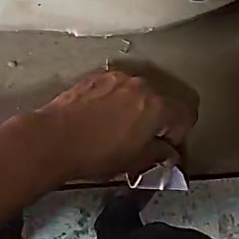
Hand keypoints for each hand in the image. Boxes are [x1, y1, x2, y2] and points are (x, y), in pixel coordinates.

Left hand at [10, 62, 199, 184]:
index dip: (179, 134)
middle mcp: (142, 86)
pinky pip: (117, 88)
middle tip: (144, 140)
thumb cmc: (94, 153)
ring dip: (137, 108)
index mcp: (159, 106)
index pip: (186, 116)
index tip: (167, 147)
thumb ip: (160, 154)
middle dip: (158, 120)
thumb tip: (167, 152)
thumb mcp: (136, 161)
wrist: (53, 140)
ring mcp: (118, 79)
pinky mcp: (97, 77)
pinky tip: (102, 118)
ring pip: (140, 93)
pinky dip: (116, 100)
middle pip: (164, 101)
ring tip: (119, 129)